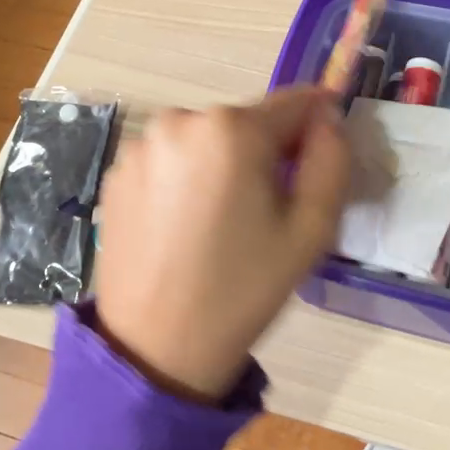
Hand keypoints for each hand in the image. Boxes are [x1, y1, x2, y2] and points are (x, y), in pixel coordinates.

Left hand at [94, 86, 350, 402]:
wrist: (155, 346)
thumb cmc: (243, 290)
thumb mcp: (311, 230)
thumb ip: (332, 161)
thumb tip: (328, 120)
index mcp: (232, 129)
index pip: (295, 103)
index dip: (317, 127)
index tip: (321, 160)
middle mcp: (180, 121)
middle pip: (247, 123)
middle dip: (265, 153)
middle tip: (269, 211)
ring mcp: (141, 145)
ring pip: (207, 141)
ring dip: (224, 165)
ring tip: (223, 224)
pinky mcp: (117, 172)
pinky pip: (171, 161)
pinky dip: (187, 180)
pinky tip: (186, 227)